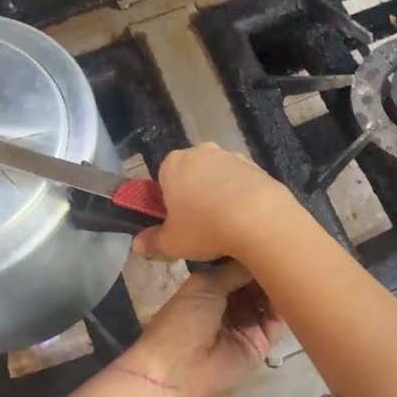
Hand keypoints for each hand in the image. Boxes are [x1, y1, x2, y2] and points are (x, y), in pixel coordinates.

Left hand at [128, 263, 284, 396]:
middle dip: (266, 271)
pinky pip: (276, 323)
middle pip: (255, 284)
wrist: (179, 368)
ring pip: (268, 301)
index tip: (269, 239)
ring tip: (288, 269)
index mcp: (211, 289)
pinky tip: (290, 291)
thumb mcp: (205, 285)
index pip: (238, 269)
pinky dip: (283, 309)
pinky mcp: (260, 345)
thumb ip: (233, 269)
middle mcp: (230, 305)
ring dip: (277, 287)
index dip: (251, 255)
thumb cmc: (184, 319)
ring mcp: (246, 325)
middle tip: (283, 253)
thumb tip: (259, 251)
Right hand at [131, 144, 306, 263]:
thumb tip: (137, 244)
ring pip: (218, 177)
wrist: (260, 219)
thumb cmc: (205, 227)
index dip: (168, 202)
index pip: (162, 178)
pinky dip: (241, 197)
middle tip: (200, 225)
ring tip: (226, 225)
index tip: (177, 222)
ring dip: (219, 195)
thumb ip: (153, 241)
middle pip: (191, 174)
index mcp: (173, 164)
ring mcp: (231, 156)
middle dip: (193, 195)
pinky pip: (241, 183)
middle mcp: (201, 152)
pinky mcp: (257, 166)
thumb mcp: (172, 243)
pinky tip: (246, 219)